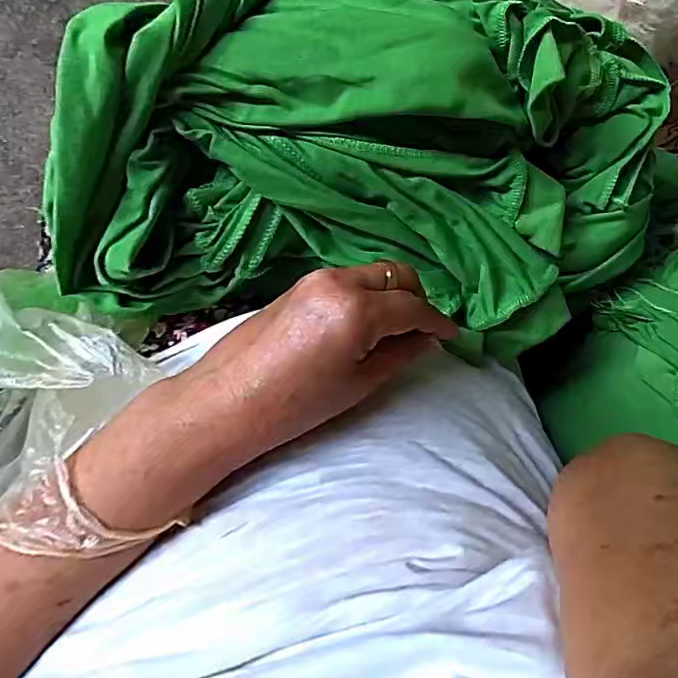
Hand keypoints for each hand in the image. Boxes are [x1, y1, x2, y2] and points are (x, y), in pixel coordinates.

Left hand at [180, 261, 457, 461]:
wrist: (226, 403)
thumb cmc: (295, 405)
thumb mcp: (358, 383)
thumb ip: (399, 354)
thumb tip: (426, 339)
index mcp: (357, 308)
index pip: (412, 306)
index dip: (437, 321)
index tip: (452, 335)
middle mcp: (340, 281)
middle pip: (396, 274)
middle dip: (417, 297)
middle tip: (422, 329)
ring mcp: (317, 277)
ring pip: (373, 273)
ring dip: (391, 293)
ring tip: (392, 328)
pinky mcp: (300, 283)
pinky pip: (349, 278)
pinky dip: (367, 293)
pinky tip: (362, 322)